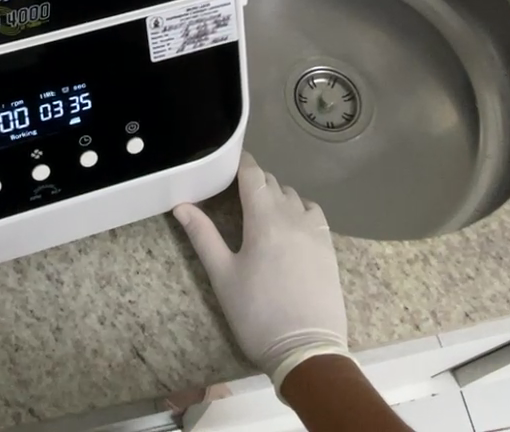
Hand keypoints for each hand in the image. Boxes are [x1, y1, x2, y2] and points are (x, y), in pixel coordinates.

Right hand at [173, 152, 348, 392]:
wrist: (306, 351)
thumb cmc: (257, 314)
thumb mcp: (223, 276)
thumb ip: (203, 236)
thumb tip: (180, 205)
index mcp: (264, 219)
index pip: (254, 175)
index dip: (241, 162)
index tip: (229, 159)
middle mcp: (292, 216)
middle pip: (273, 183)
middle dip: (255, 182)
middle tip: (236, 192)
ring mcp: (315, 231)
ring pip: (294, 196)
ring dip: (277, 196)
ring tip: (262, 212)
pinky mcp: (329, 247)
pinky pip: (313, 213)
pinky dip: (299, 210)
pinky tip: (290, 226)